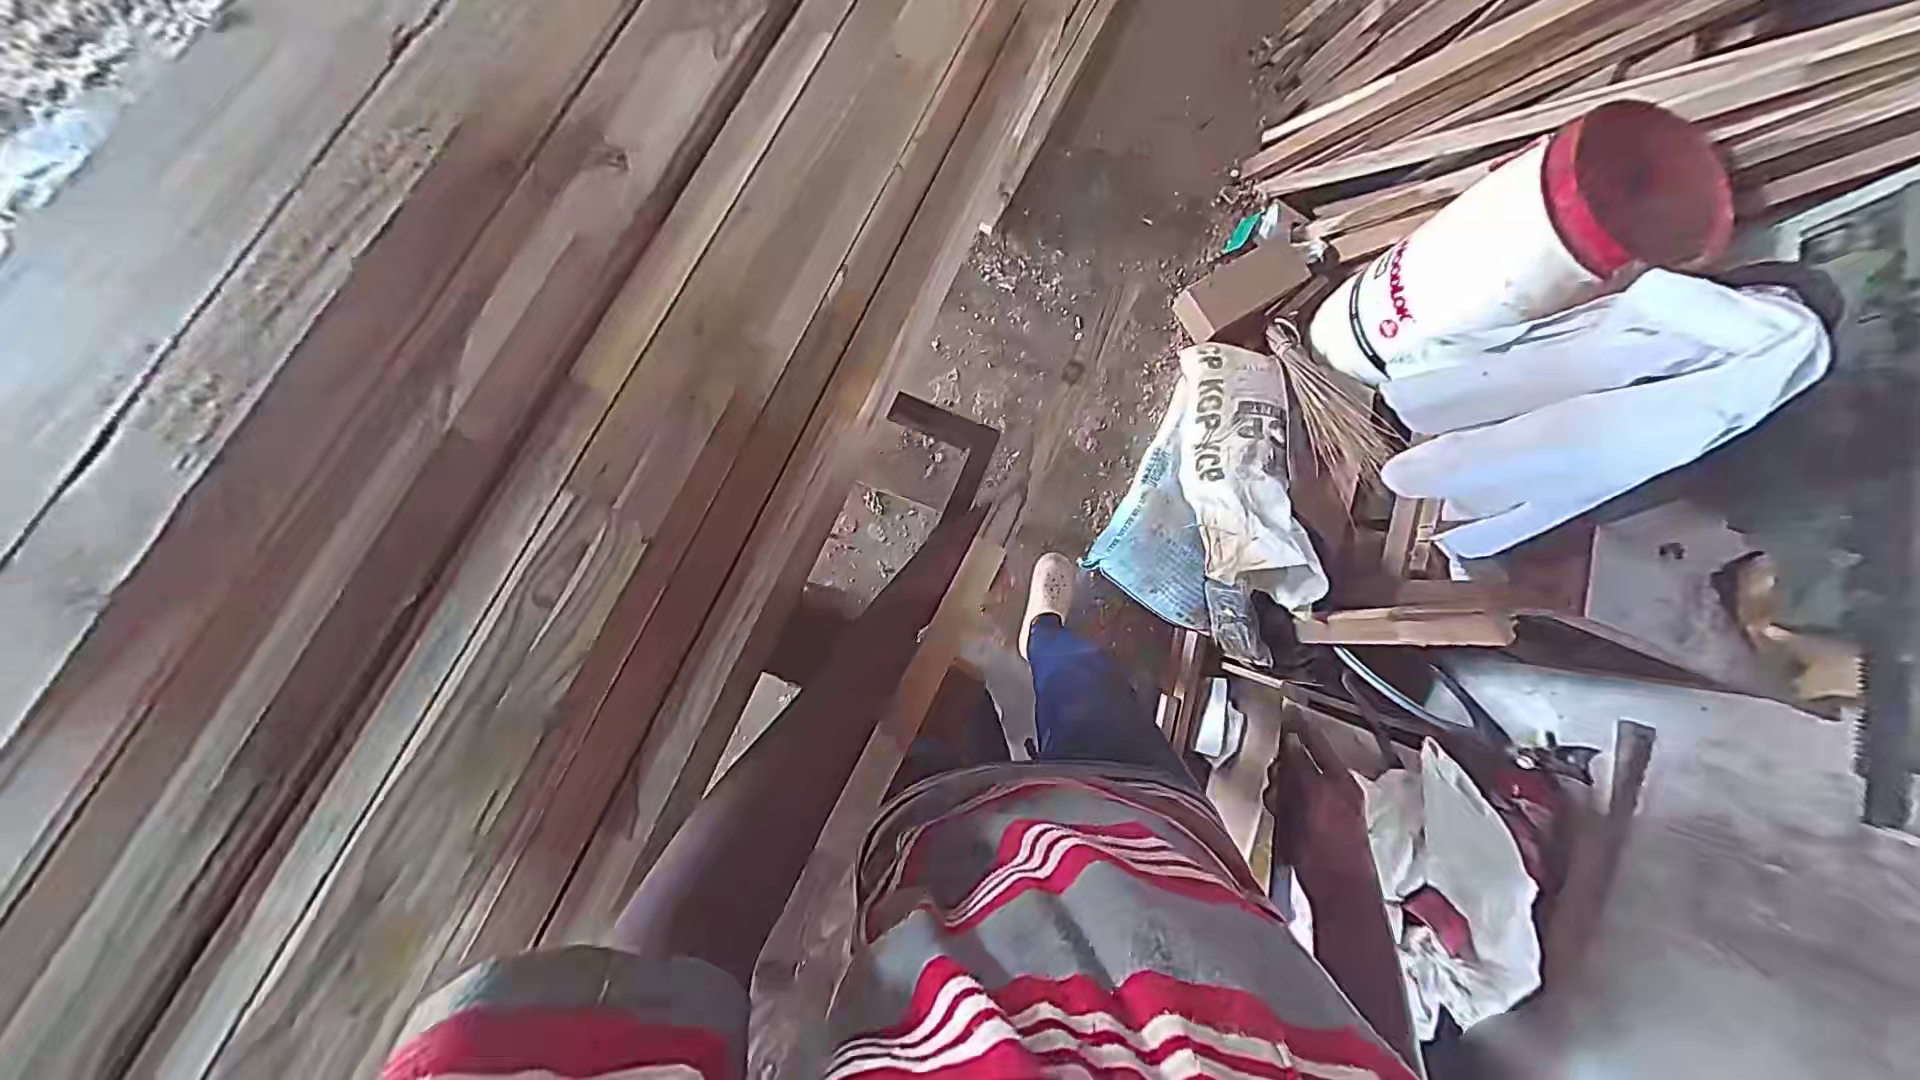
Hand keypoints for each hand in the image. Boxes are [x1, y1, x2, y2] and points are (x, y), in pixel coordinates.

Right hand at [1265, 716, 1376, 898]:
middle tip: (1275, 778)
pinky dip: (1282, 808)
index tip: (1285, 713)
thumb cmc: (1331, 847)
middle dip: (1283, 767)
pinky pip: (1290, 806)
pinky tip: (1281, 820)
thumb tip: (1290, 740)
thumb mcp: (1312, 796)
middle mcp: (1336, 792)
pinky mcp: (1313, 829)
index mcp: (1340, 780)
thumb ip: (1300, 765)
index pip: (1316, 742)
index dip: (1299, 728)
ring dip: (1279, 790)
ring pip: (1291, 785)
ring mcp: (1325, 811)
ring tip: (1278, 806)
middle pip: (1300, 763)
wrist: (1340, 894)